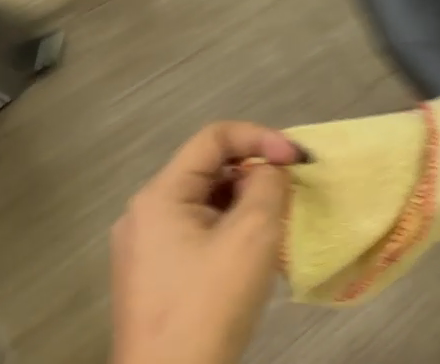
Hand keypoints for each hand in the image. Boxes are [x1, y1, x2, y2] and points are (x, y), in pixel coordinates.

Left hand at [110, 122, 309, 363]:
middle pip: (208, 168)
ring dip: (245, 203)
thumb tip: (267, 171)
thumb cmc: (210, 301)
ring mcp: (143, 249)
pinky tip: (250, 257)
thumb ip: (268, 182)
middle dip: (254, 172)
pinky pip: (196, 231)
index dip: (261, 137)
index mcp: (159, 196)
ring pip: (205, 202)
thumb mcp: (254, 231)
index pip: (215, 137)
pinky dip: (229, 229)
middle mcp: (143, 215)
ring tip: (274, 226)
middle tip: (289, 194)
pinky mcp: (152, 277)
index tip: (296, 161)